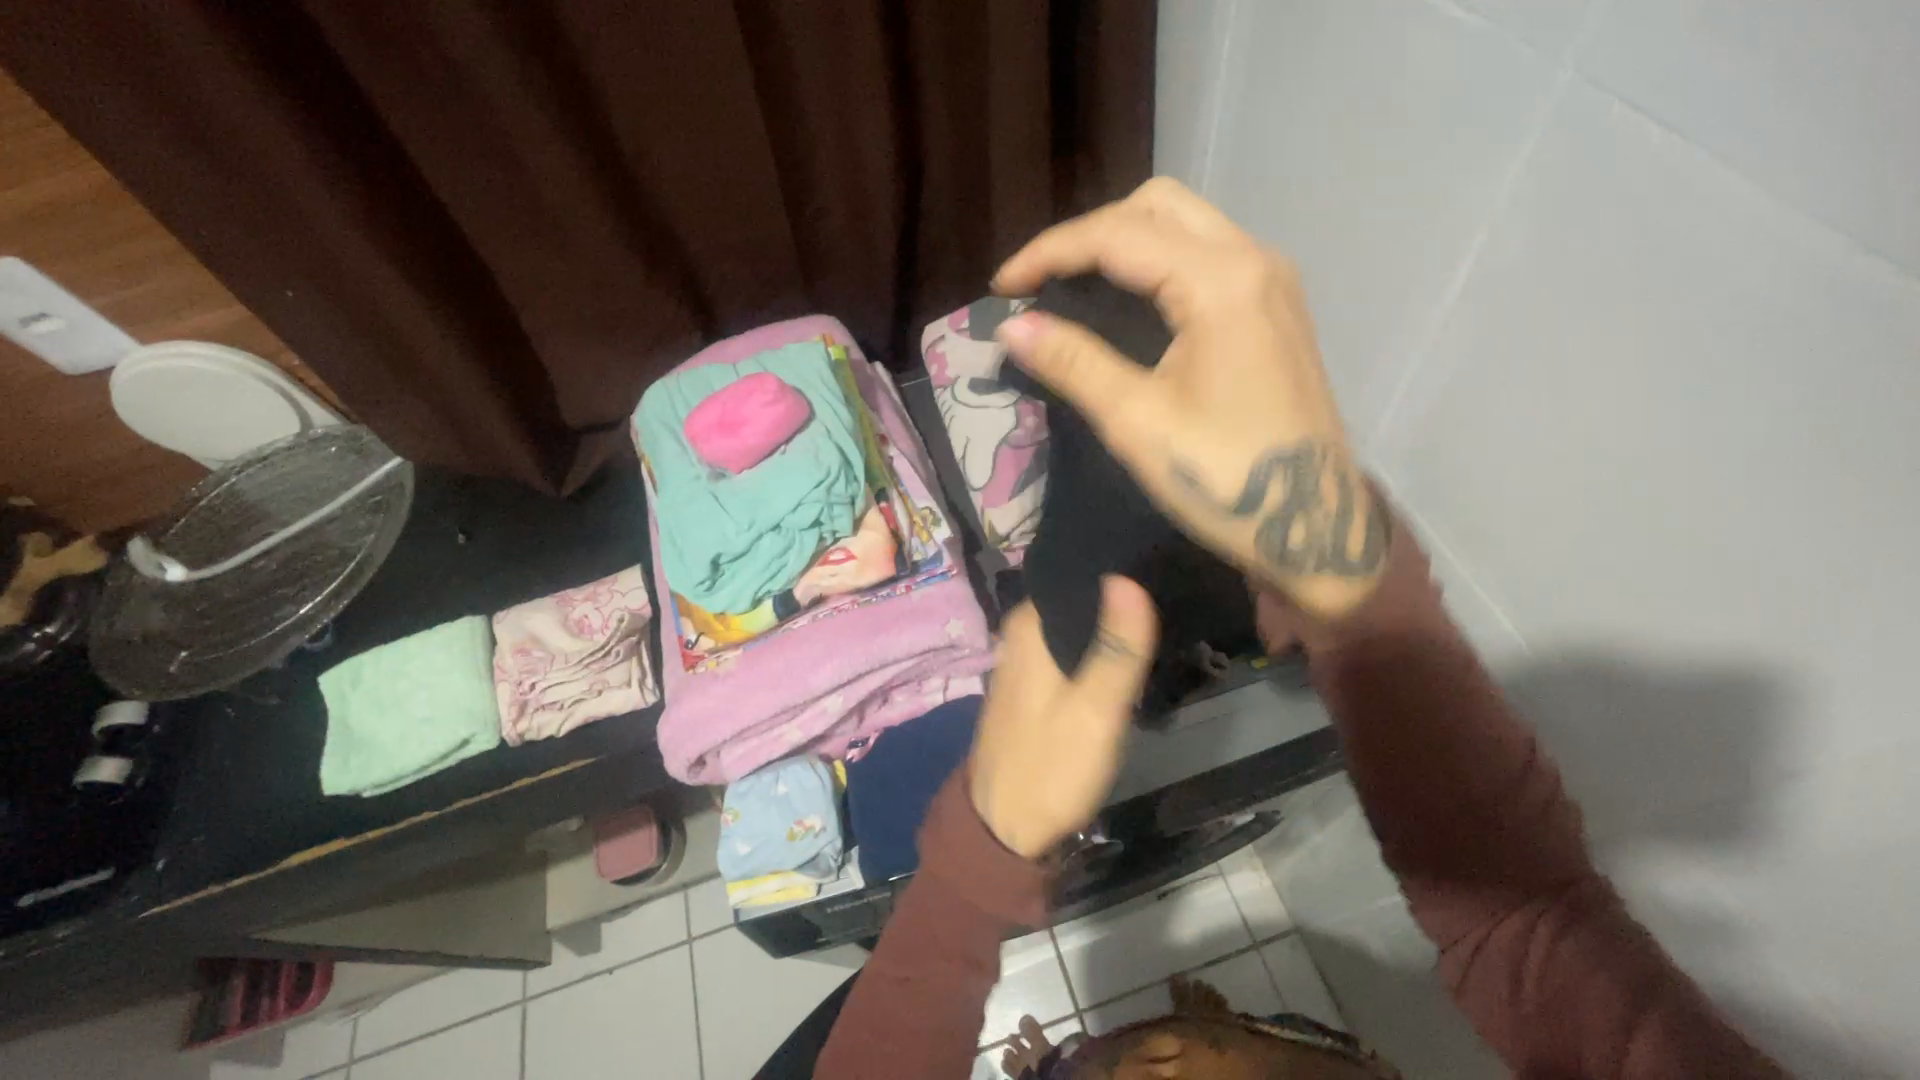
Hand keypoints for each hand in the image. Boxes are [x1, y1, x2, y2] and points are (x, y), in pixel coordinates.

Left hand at [969, 576, 1158, 858]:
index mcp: (1029, 627)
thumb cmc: (1050, 768)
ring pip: (1079, 626)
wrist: (1005, 830)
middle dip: (1124, 596)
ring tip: (1167, 615)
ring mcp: (1027, 659)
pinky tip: (1132, 653)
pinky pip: (1073, 650)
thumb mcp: (1093, 711)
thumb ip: (1115, 648)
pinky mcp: (1036, 684)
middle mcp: (1022, 633)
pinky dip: (1099, 650)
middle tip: (1179, 591)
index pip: (1079, 574)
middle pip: (1082, 599)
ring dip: (1115, 625)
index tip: (1168, 563)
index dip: (1121, 567)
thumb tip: (1127, 575)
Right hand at [994, 177, 1389, 618]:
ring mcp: (1272, 281)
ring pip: (1185, 223)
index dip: (1049, 254)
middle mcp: (1253, 260)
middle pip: (1156, 206)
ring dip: (1123, 242)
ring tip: (1072, 288)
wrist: (1316, 527)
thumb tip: (1011, 328)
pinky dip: (1157, 261)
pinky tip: (1127, 302)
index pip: (1117, 235)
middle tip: (1041, 284)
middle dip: (1088, 235)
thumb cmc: (1225, 479)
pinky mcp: (1276, 307)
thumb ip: (1073, 363)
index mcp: (1221, 281)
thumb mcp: (1137, 422)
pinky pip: (1207, 254)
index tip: (1001, 290)